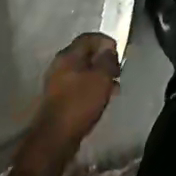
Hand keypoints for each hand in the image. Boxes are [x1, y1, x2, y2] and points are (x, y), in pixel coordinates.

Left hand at [31, 33, 120, 148]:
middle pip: (85, 54)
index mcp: (68, 55)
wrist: (55, 137)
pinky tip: (100, 99)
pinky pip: (78, 86)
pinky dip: (90, 88)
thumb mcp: (100, 79)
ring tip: (113, 88)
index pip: (89, 37)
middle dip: (103, 60)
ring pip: (82, 71)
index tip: (119, 53)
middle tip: (117, 72)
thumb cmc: (80, 103)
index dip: (106, 41)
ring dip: (98, 76)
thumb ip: (107, 60)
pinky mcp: (58, 98)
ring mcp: (57, 82)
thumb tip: (108, 49)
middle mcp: (60, 64)